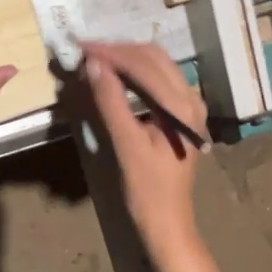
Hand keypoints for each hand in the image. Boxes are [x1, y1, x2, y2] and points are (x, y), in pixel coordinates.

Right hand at [80, 41, 206, 247]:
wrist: (166, 223)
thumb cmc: (147, 190)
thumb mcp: (127, 145)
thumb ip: (111, 102)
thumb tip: (92, 65)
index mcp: (182, 106)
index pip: (144, 64)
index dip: (111, 53)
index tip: (80, 48)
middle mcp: (191, 99)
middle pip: (153, 58)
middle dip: (118, 51)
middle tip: (84, 51)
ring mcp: (187, 107)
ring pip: (155, 66)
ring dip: (125, 59)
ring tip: (94, 61)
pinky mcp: (178, 116)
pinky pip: (155, 82)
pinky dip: (132, 74)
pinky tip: (111, 78)